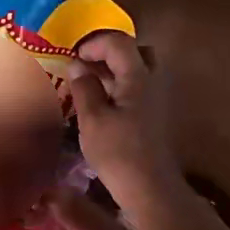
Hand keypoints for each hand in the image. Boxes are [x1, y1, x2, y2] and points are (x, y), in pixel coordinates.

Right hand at [68, 31, 181, 213]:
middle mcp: (153, 82)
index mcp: (138, 78)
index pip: (119, 43)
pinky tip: (99, 104)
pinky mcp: (155, 116)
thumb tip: (77, 65)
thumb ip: (84, 88)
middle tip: (84, 66)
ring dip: (113, 71)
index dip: (93, 44)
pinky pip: (138, 89)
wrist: (149, 187)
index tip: (71, 58)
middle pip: (136, 52)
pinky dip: (118, 87)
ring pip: (138, 71)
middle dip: (109, 53)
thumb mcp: (92, 119)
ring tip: (87, 86)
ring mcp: (158, 99)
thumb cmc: (117, 152)